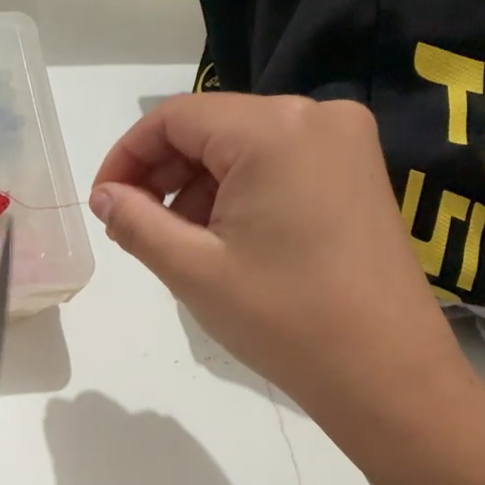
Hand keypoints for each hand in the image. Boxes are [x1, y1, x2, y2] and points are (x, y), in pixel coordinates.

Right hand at [89, 92, 469, 431]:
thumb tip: (103, 195)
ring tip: (177, 245)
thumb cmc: (281, 316)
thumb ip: (135, 222)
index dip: (126, 156)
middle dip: (161, 174)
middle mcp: (315, 116)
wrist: (382, 368)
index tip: (101, 204)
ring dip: (195, 187)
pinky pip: (276, 163)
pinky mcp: (356, 172)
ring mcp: (344, 143)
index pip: (174, 117)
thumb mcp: (190, 269)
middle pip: (210, 126)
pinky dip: (235, 193)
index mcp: (273, 129)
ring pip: (241, 146)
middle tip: (131, 229)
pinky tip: (222, 241)